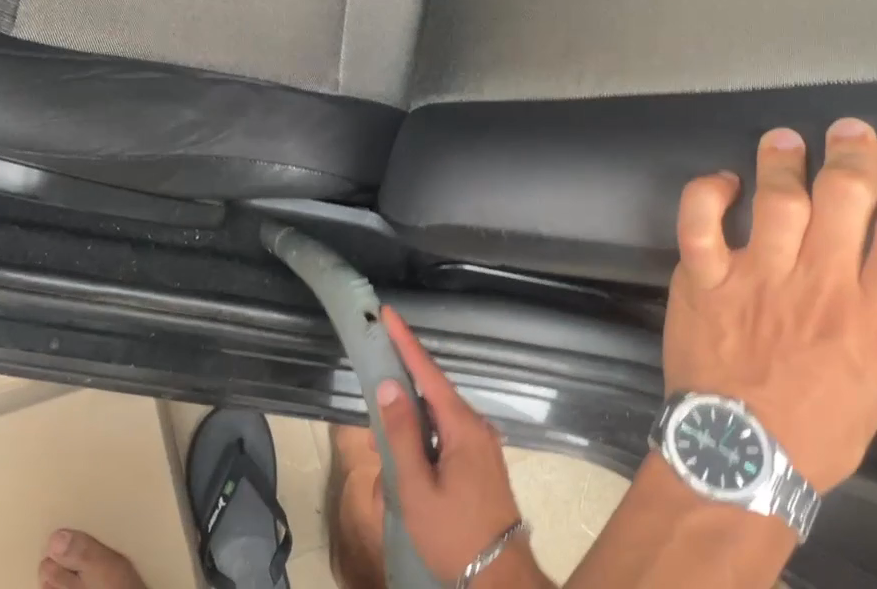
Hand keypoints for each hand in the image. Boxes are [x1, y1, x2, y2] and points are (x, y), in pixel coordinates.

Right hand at [375, 307, 546, 586]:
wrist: (500, 578)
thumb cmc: (454, 534)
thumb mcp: (417, 488)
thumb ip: (401, 435)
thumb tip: (389, 386)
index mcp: (462, 428)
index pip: (428, 373)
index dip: (406, 342)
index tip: (388, 313)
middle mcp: (476, 428)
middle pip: (432, 392)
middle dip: (404, 379)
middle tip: (376, 368)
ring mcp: (482, 446)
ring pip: (438, 417)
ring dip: (411, 415)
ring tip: (386, 424)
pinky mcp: (480, 464)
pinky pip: (445, 435)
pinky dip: (423, 435)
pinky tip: (407, 452)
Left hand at [664, 119, 876, 492]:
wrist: (739, 455)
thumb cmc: (819, 429)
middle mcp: (822, 286)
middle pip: (846, 198)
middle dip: (851, 155)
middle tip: (849, 130)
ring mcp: (758, 278)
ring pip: (776, 200)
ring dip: (781, 161)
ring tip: (784, 139)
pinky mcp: (703, 280)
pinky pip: (699, 222)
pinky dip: (707, 193)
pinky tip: (722, 181)